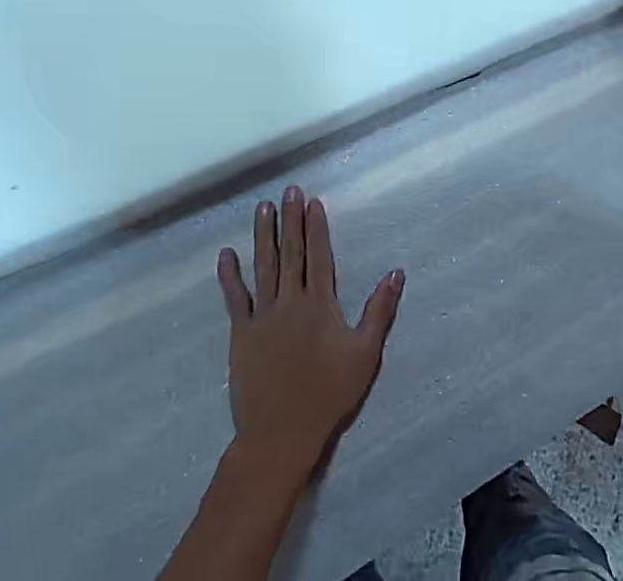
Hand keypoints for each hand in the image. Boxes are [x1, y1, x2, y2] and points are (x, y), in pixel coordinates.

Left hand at [216, 185, 404, 485]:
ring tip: (262, 207)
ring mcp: (263, 315)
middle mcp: (290, 301)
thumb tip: (396, 272)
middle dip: (291, 220)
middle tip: (288, 191)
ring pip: (264, 266)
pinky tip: (226, 254)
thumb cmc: (329, 394)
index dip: (316, 227)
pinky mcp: (241, 333)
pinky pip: (235, 298)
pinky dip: (230, 275)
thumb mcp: (365, 354)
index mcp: (320, 304)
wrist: (282, 431)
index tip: (312, 201)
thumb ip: (380, 311)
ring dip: (263, 235)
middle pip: (291, 253)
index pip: (319, 256)